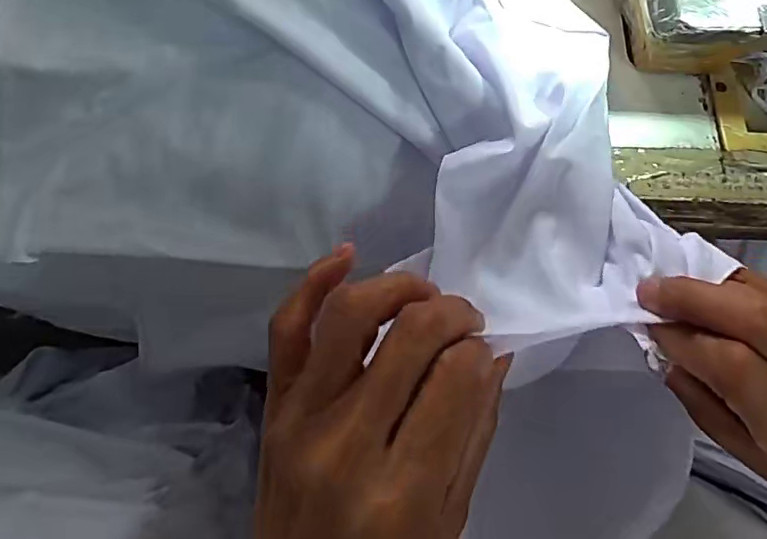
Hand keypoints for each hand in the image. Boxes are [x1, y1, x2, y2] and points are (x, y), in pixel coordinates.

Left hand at [255, 245, 510, 538]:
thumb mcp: (446, 524)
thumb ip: (473, 436)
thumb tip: (493, 354)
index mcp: (400, 494)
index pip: (453, 378)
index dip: (477, 349)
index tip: (483, 346)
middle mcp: (345, 444)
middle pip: (408, 335)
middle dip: (450, 311)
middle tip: (466, 318)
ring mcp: (300, 416)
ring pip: (348, 313)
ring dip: (396, 286)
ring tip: (424, 294)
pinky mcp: (273, 402)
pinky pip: (287, 326)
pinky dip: (315, 280)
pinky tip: (349, 254)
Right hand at [639, 270, 766, 538]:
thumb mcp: (742, 451)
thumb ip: (701, 398)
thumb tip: (664, 340)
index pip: (742, 371)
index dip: (689, 342)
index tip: (652, 328)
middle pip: (759, 321)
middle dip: (695, 299)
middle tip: (650, 292)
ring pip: (761, 295)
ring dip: (704, 284)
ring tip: (668, 286)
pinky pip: (765, 283)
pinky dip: (722, 279)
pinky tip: (697, 285)